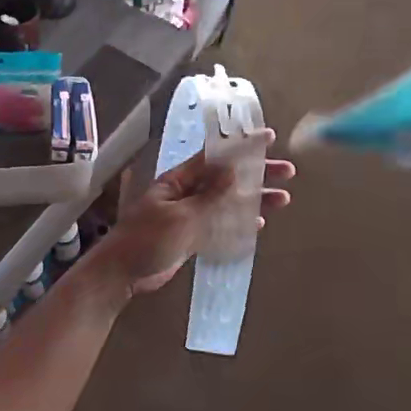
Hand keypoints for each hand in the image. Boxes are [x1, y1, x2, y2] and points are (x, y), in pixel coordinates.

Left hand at [92, 131, 293, 295]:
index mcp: (175, 181)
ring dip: (252, 200)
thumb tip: (234, 169)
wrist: (123, 273)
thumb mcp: (181, 216)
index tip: (268, 138)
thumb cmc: (147, 239)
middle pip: (224, 179)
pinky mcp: (189, 236)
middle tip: (288, 172)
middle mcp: (183, 194)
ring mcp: (187, 215)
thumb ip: (209, 196)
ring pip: (225, 203)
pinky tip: (257, 223)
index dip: (240, 147)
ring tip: (283, 199)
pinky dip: (237, 223)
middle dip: (255, 174)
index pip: (212, 158)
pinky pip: (219, 224)